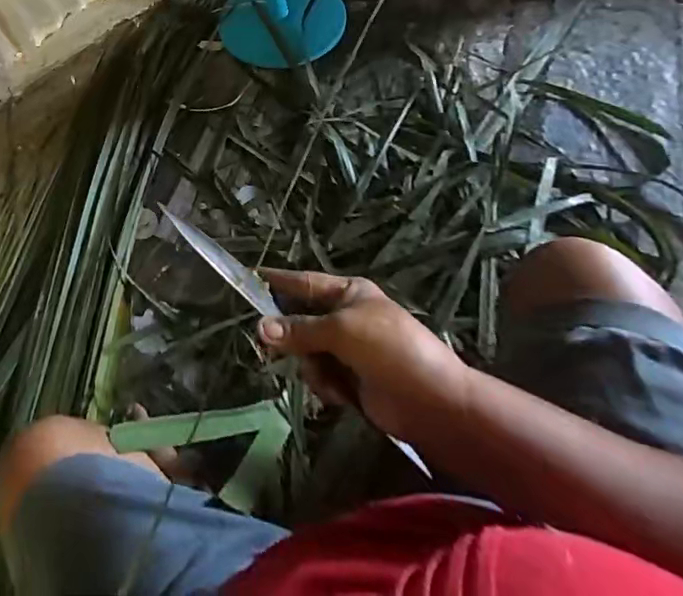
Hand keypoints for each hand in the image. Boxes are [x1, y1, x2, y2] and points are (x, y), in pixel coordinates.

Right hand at [256, 269, 472, 442]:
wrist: (436, 404)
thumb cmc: (391, 350)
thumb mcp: (342, 330)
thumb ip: (298, 329)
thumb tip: (260, 328)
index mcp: (348, 293)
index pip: (302, 282)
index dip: (275, 282)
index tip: (246, 279)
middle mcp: (344, 317)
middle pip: (297, 319)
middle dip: (289, 336)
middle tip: (269, 346)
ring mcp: (347, 349)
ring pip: (304, 350)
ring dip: (310, 366)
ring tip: (326, 378)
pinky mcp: (349, 378)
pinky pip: (318, 374)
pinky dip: (324, 384)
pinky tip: (339, 394)